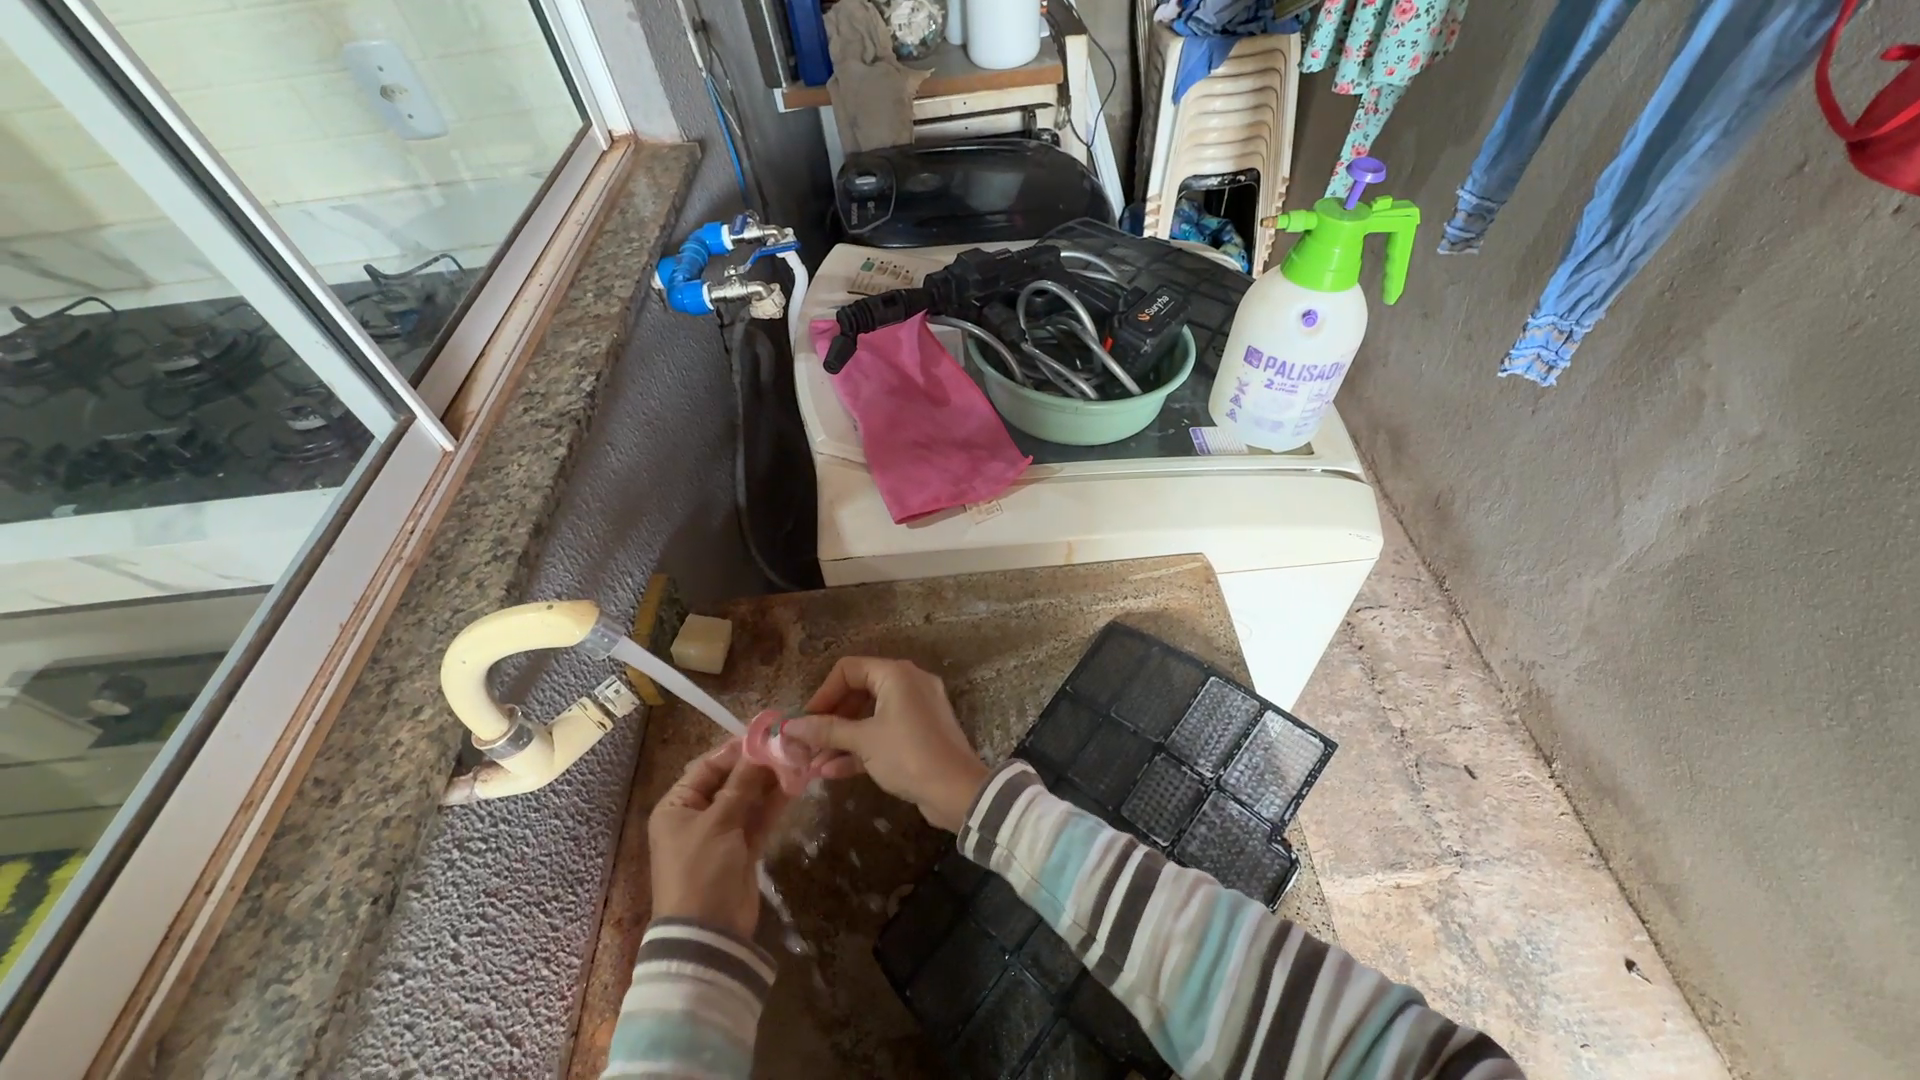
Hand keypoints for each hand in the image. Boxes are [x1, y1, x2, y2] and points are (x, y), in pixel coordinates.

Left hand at [648, 740, 790, 939]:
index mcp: (677, 807)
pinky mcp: (742, 850)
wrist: (707, 932)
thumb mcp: (718, 823)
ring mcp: (721, 834)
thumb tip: (760, 749)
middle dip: (757, 766)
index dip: (735, 751)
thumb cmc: (701, 870)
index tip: (765, 734)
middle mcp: (696, 817)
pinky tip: (796, 786)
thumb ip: (742, 785)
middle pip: (730, 781)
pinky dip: (775, 804)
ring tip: (798, 761)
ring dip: (770, 783)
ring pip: (748, 799)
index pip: (706, 767)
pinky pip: (759, 819)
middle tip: (788, 746)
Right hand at [781, 657, 990, 831]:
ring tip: (814, 764)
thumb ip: (826, 731)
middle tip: (807, 744)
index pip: (849, 669)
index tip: (806, 721)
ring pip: (870, 717)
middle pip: (858, 693)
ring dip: (841, 740)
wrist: (958, 791)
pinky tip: (833, 772)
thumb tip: (789, 727)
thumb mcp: (864, 741)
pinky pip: (884, 734)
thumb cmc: (908, 755)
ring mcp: (916, 710)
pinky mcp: (919, 735)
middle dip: (830, 721)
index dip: (823, 694)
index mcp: (896, 674)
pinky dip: (861, 749)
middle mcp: (908, 685)